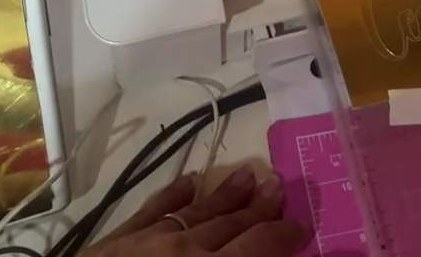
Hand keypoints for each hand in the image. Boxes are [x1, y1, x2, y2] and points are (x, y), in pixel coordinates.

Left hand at [79, 165, 309, 256]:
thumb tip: (256, 255)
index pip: (256, 249)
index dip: (282, 236)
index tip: (301, 225)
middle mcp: (185, 250)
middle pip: (229, 224)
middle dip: (257, 206)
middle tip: (279, 183)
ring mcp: (150, 238)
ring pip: (197, 210)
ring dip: (224, 194)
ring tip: (247, 173)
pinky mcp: (118, 237)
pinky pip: (152, 208)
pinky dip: (173, 193)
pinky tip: (189, 181)